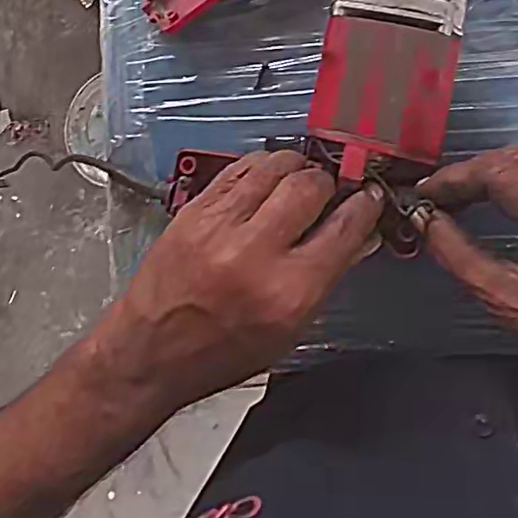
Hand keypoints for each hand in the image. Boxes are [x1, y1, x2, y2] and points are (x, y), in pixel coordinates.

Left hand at [86, 150, 383, 413]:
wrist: (148, 351)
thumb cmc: (223, 352)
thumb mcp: (290, 328)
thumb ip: (329, 276)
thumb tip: (360, 234)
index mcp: (288, 292)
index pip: (345, 228)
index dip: (365, 205)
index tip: (368, 196)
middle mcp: (255, 252)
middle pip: (312, 186)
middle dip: (331, 182)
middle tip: (332, 188)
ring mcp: (221, 225)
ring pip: (277, 166)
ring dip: (299, 166)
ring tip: (302, 177)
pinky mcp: (195, 209)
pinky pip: (242, 167)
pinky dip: (263, 166)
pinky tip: (268, 177)